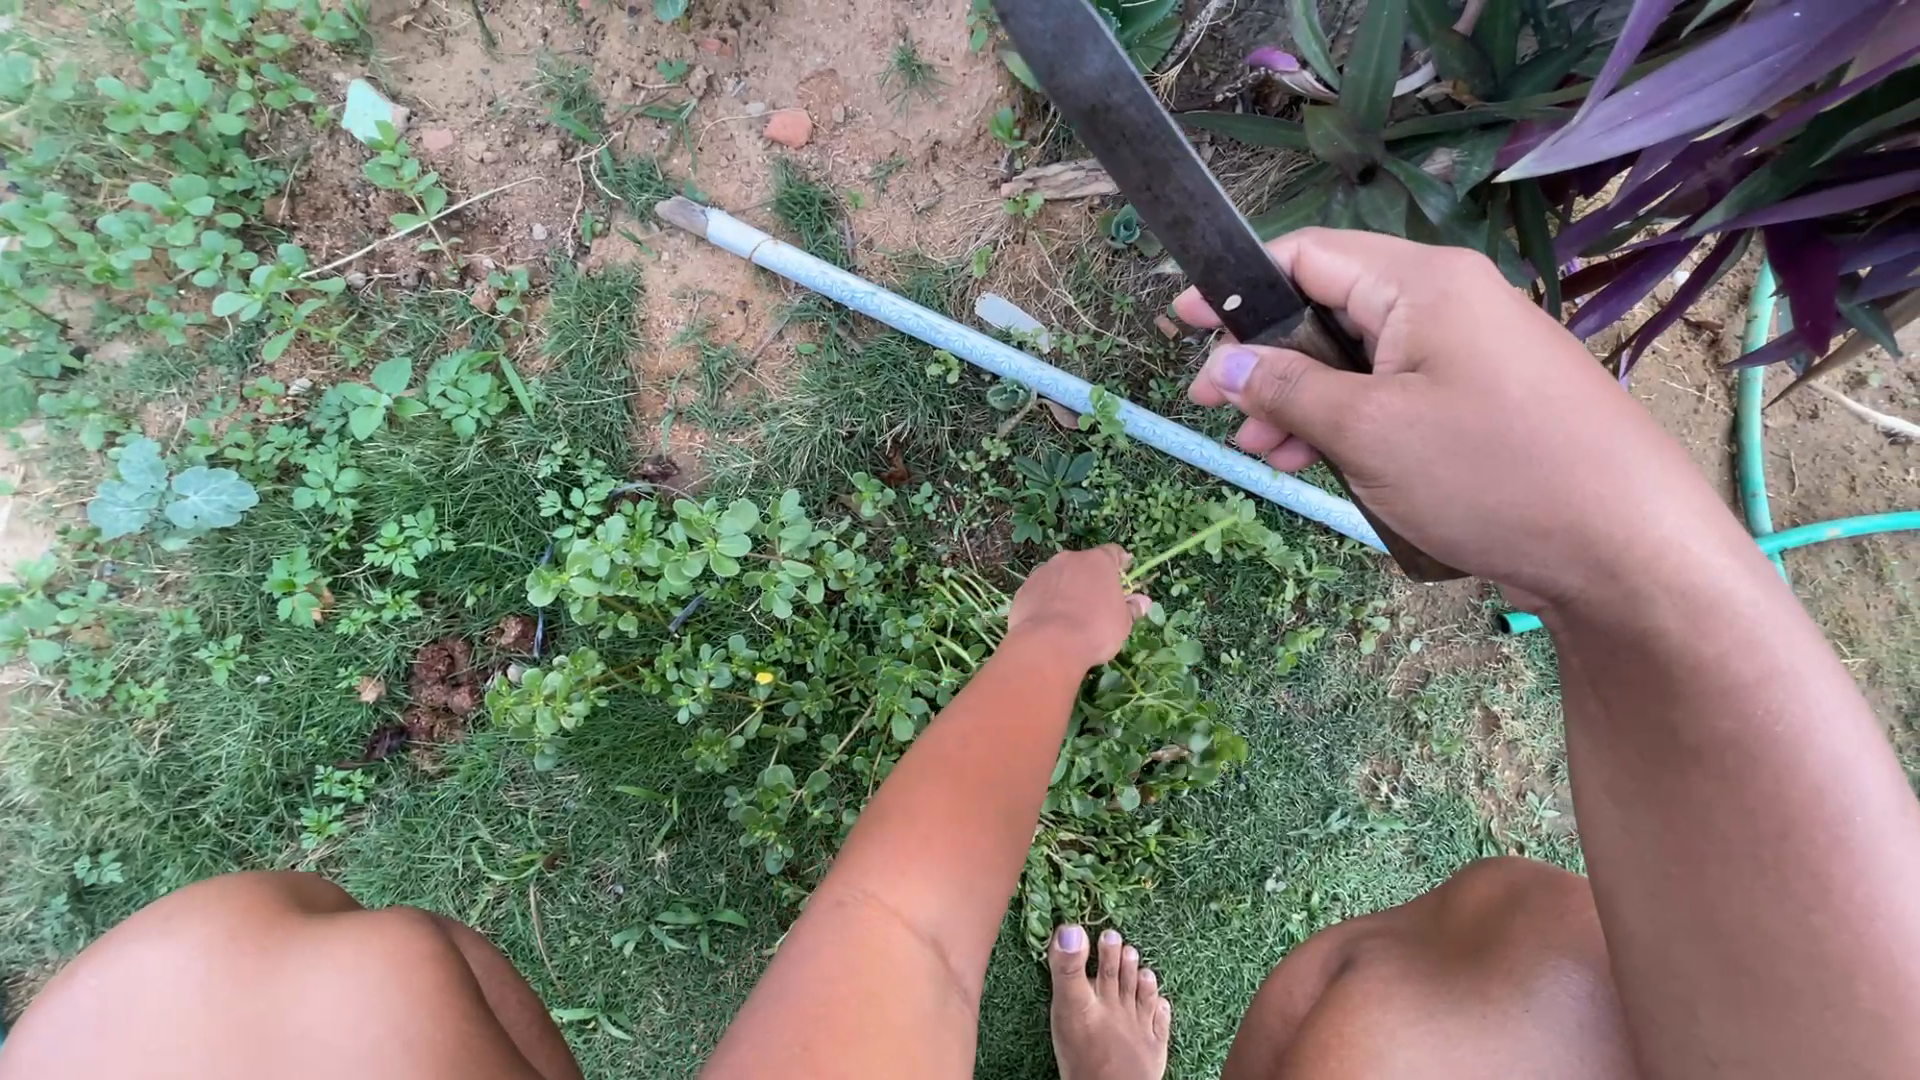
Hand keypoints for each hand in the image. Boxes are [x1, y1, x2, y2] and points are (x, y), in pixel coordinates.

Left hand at [1006, 546, 1150, 669]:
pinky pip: (1040, 591)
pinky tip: (1049, 621)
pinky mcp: (1024, 589)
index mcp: (1098, 561)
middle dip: (1090, 578)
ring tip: (1070, 614)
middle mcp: (1069, 559)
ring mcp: (1043, 572)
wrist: (1049, 644)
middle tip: (1095, 600)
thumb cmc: (1095, 630)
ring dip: (1066, 588)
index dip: (1119, 562)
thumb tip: (1143, 601)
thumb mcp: (1123, 623)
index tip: (1124, 570)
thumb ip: (1132, 608)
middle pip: (1083, 564)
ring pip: (1059, 576)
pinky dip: (1046, 601)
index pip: (1113, 553)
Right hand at [1176, 228, 1741, 609]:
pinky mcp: (1472, 399)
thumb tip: (1223, 362)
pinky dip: (1340, 422)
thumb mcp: (1365, 430)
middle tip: (1214, 406)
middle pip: (1325, 311)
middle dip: (1263, 360)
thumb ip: (1285, 388)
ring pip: (1351, 361)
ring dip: (1297, 400)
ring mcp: (1462, 354)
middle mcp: (1444, 303)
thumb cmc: (1487, 472)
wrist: (1622, 549)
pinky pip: (1385, 395)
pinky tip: (1312, 460)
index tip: (1182, 321)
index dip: (1237, 286)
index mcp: (1421, 284)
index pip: (1307, 256)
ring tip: (1262, 450)